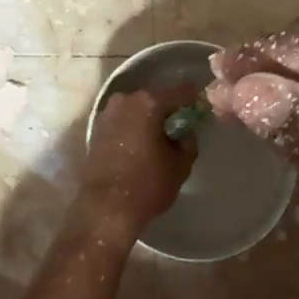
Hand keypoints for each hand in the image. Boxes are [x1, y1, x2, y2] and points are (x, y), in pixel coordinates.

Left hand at [77, 85, 199, 234]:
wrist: (104, 207)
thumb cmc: (147, 185)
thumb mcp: (180, 166)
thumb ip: (188, 142)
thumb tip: (185, 131)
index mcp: (148, 103)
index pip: (180, 92)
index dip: (193, 97)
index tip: (202, 104)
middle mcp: (125, 100)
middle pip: (154, 98)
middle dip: (168, 109)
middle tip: (181, 125)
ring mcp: (107, 112)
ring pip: (136, 109)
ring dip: (148, 118)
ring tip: (159, 137)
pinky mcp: (96, 128)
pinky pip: (122, 121)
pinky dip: (133, 127)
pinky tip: (140, 144)